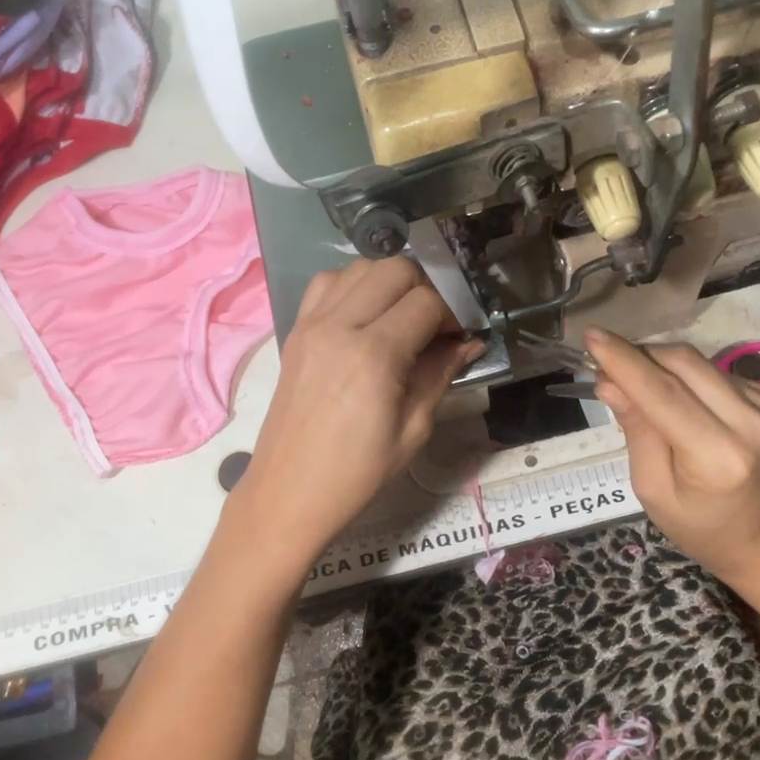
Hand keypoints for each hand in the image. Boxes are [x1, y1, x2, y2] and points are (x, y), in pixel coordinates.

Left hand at [231, 258, 482, 554]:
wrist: (289, 492)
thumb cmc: (357, 473)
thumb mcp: (413, 430)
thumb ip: (440, 374)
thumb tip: (470, 342)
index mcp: (373, 356)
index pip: (426, 302)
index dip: (453, 313)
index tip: (460, 336)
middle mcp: (339, 326)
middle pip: (394, 269)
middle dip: (426, 287)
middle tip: (435, 323)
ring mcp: (311, 324)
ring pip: (360, 267)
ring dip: (389, 282)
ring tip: (402, 317)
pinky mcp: (295, 331)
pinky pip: (326, 284)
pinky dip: (353, 286)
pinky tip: (366, 316)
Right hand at [585, 328, 759, 588]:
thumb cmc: (698, 525)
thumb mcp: (652, 490)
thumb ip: (636, 431)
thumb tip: (609, 381)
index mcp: (717, 456)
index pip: (663, 394)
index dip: (624, 361)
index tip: (591, 336)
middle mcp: (748, 423)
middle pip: (682, 364)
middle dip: (638, 355)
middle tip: (603, 362)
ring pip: (696, 361)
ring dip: (658, 363)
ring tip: (633, 381)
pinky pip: (712, 371)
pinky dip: (682, 375)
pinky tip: (671, 397)